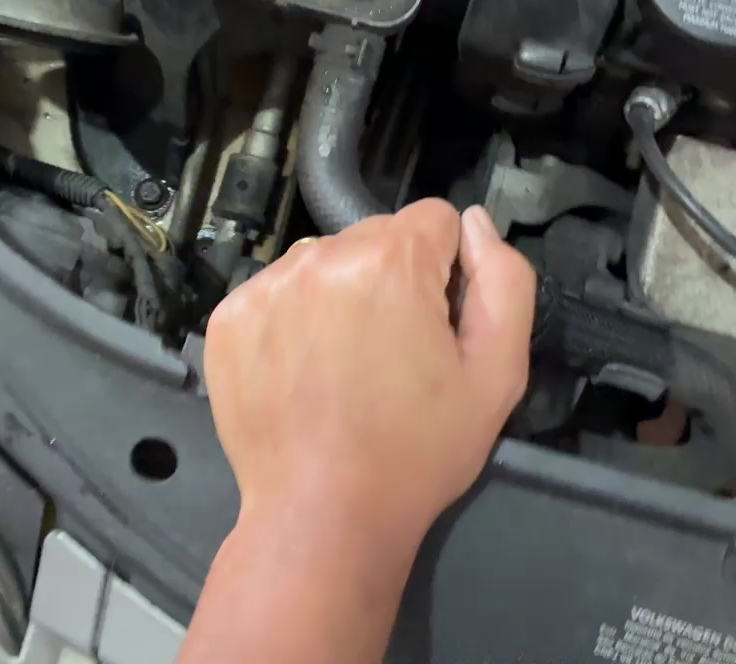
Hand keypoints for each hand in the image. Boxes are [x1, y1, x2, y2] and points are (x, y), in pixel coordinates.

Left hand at [205, 200, 536, 543]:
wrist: (322, 517)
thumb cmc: (417, 450)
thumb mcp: (497, 372)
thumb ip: (505, 280)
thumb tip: (475, 224)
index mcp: (390, 260)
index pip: (434, 218)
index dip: (447, 267)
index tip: (436, 319)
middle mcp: (321, 255)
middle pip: (377, 234)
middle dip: (394, 275)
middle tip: (393, 347)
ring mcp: (267, 284)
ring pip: (325, 257)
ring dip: (342, 289)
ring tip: (346, 358)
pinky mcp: (230, 315)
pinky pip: (278, 288)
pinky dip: (295, 314)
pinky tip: (304, 365)